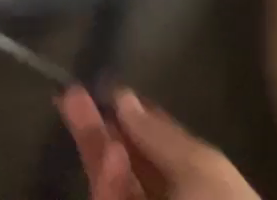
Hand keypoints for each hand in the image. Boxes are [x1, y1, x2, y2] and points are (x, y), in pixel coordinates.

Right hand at [59, 87, 259, 198]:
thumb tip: (123, 98)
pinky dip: (107, 182)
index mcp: (201, 187)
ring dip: (97, 148)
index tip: (107, 89)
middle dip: (101, 128)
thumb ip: (160, 135)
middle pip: (129, 164)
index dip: (136, 117)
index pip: (162, 147)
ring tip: (85, 113)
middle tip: (72, 93)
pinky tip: (111, 157)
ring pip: (113, 185)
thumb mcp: (204, 172)